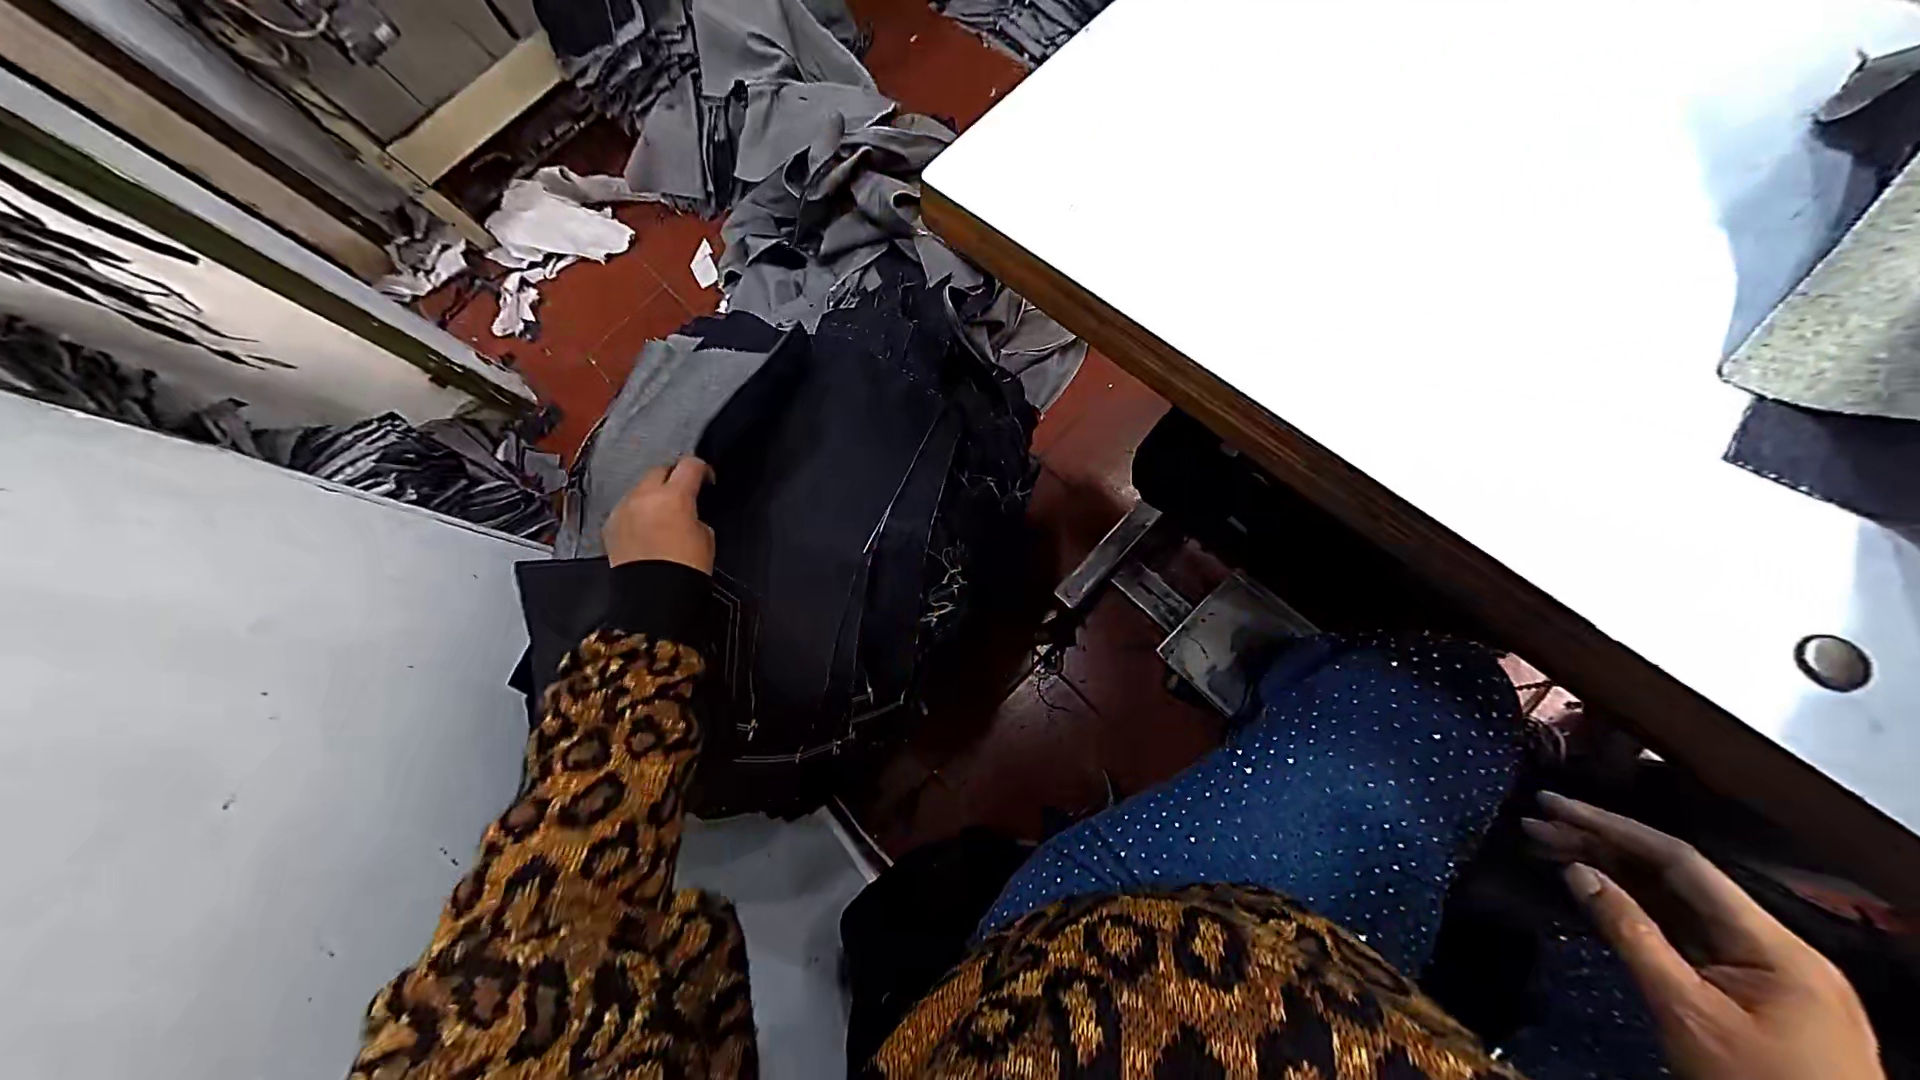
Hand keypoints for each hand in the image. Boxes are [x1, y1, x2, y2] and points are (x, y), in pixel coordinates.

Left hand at [603, 456, 714, 572]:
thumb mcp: (706, 536)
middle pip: (660, 471)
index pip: (689, 465)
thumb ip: (695, 514)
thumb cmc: (684, 569)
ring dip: (653, 496)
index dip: (702, 469)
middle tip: (684, 493)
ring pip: (640, 489)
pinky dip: (637, 513)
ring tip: (664, 515)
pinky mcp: (610, 526)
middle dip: (673, 478)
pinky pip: (626, 509)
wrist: (655, 596)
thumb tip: (687, 511)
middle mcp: (644, 497)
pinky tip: (647, 530)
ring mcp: (624, 510)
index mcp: (674, 496)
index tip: (705, 478)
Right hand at [1524, 793, 1882, 1079]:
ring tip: (1546, 848)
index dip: (1611, 826)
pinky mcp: (1744, 986)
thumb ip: (1630, 934)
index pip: (1679, 861)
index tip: (1553, 805)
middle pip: (1673, 876)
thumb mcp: (1685, 1010)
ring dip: (1609, 870)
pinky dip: (1630, 904)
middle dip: (1600, 845)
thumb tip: (1576, 870)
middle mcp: (1770, 943)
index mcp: (1772, 943)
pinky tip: (1590, 888)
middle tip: (1535, 825)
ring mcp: (1760, 966)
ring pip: (1672, 899)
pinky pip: (1679, 928)